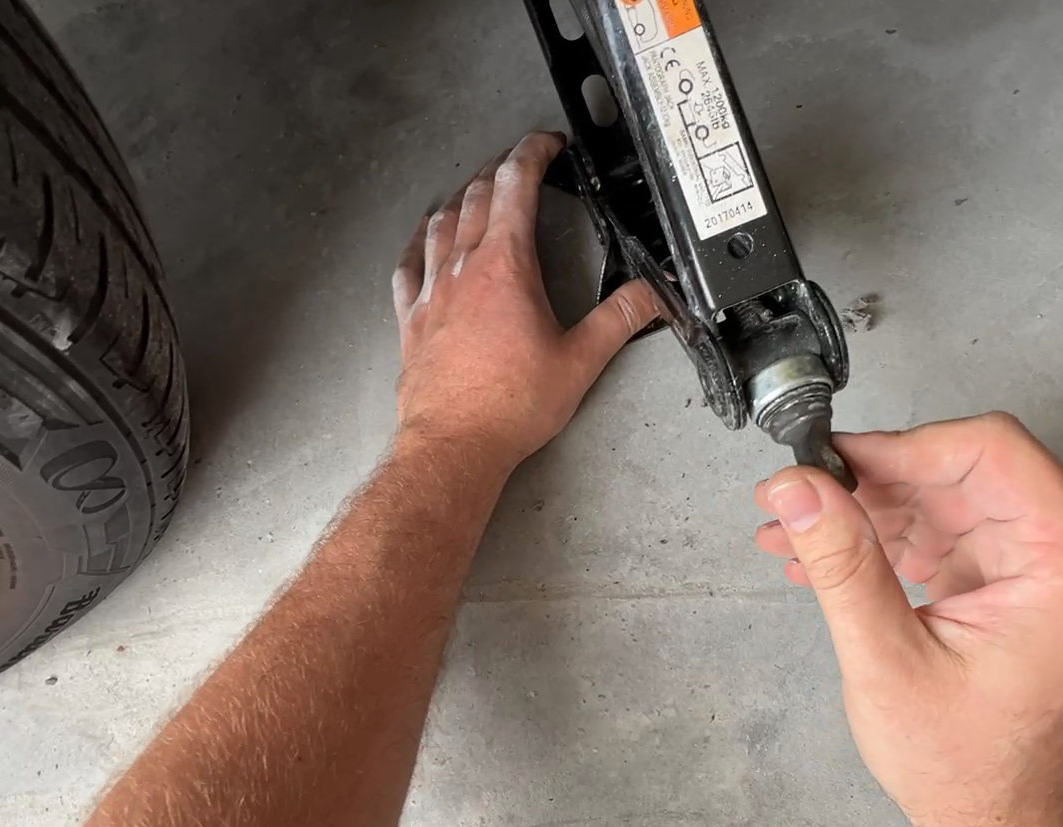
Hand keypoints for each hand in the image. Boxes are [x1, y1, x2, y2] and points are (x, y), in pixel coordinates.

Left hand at [392, 131, 658, 471]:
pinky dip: (419, 244)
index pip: (516, 184)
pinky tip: (424, 242)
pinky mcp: (413, 319)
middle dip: (501, 171)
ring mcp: (432, 291)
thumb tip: (654, 294)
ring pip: (441, 223)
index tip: (548, 145)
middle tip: (520, 168)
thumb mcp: (579, 362)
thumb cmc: (511, 406)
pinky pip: (408, 267)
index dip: (533, 153)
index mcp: (506, 266)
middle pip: (477, 195)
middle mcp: (463, 268)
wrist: (454, 444)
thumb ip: (619, 320)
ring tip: (478, 193)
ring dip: (462, 199)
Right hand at [754, 413, 1062, 826]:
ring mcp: (1039, 571)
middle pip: (959, 472)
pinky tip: (820, 561)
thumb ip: (841, 563)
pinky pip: (939, 537)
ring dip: (863, 514)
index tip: (826, 463)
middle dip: (868, 483)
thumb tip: (794, 488)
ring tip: (791, 536)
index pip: (988, 451)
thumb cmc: (963, 767)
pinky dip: (879, 543)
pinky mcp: (1006, 587)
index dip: (899, 447)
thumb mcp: (887, 658)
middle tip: (795, 499)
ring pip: (941, 500)